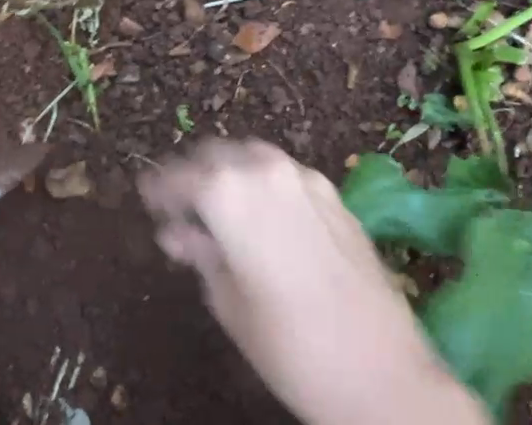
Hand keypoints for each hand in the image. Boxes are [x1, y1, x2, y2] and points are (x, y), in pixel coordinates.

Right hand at [138, 140, 486, 424]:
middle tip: (179, 205)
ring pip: (252, 158)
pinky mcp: (336, 197)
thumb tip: (177, 233)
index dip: (158, 188)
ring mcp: (306, 180)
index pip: (178, 176)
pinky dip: (264, 184)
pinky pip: (285, 175)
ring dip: (230, 173)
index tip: (146, 198)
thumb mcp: (228, 303)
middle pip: (216, 156)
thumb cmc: (290, 346)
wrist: (385, 375)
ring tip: (219, 208)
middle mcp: (265, 172)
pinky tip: (262, 217)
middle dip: (194, 175)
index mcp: (227, 193)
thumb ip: (201, 256)